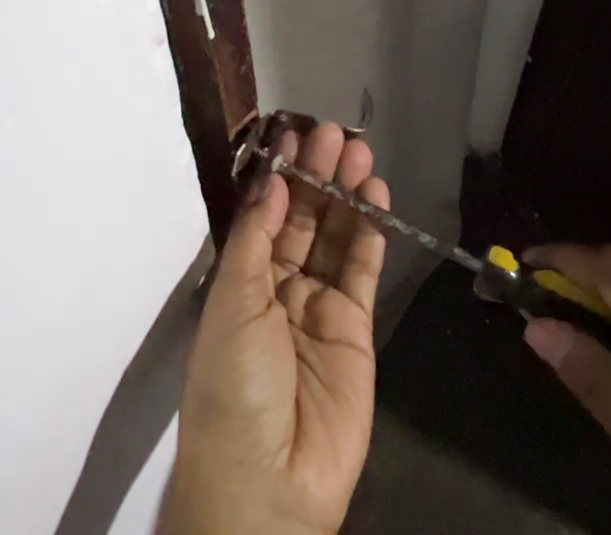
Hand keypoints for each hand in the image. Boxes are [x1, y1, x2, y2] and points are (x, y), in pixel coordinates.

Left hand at [158, 123, 387, 534]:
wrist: (269, 476)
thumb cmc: (233, 382)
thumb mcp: (233, 303)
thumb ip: (256, 237)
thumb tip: (272, 178)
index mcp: (240, 282)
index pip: (264, 216)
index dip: (280, 176)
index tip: (294, 134)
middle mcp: (278, 289)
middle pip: (304, 221)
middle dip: (318, 177)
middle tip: (334, 133)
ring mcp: (318, 308)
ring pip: (337, 239)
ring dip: (348, 196)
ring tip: (360, 153)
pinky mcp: (356, 328)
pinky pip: (363, 271)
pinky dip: (372, 234)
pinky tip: (378, 196)